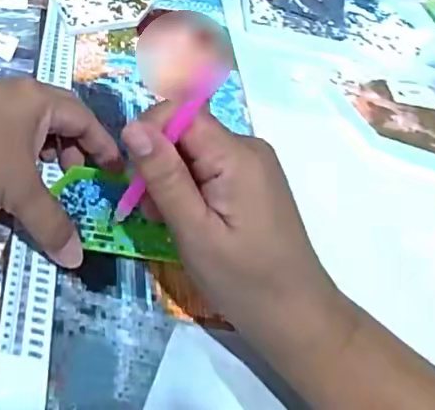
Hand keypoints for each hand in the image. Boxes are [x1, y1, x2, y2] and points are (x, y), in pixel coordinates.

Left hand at [0, 77, 119, 267]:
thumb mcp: (20, 191)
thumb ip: (52, 222)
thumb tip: (77, 258)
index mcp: (37, 98)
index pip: (82, 116)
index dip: (101, 144)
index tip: (114, 170)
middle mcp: (15, 93)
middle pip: (57, 116)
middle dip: (73, 149)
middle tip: (78, 179)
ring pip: (30, 125)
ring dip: (44, 153)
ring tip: (45, 181)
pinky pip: (7, 131)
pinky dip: (19, 154)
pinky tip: (10, 178)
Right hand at [121, 105, 353, 350]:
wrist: (303, 323)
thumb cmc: (246, 283)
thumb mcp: (195, 232)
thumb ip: (164, 176)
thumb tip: (131, 127)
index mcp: (236, 155)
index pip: (180, 110)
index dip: (150, 130)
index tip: (136, 173)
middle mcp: (246, 146)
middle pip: (184, 128)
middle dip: (157, 159)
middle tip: (150, 207)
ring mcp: (250, 162)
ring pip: (191, 147)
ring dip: (169, 175)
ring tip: (166, 219)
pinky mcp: (249, 179)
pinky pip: (207, 163)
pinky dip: (187, 184)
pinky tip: (185, 217)